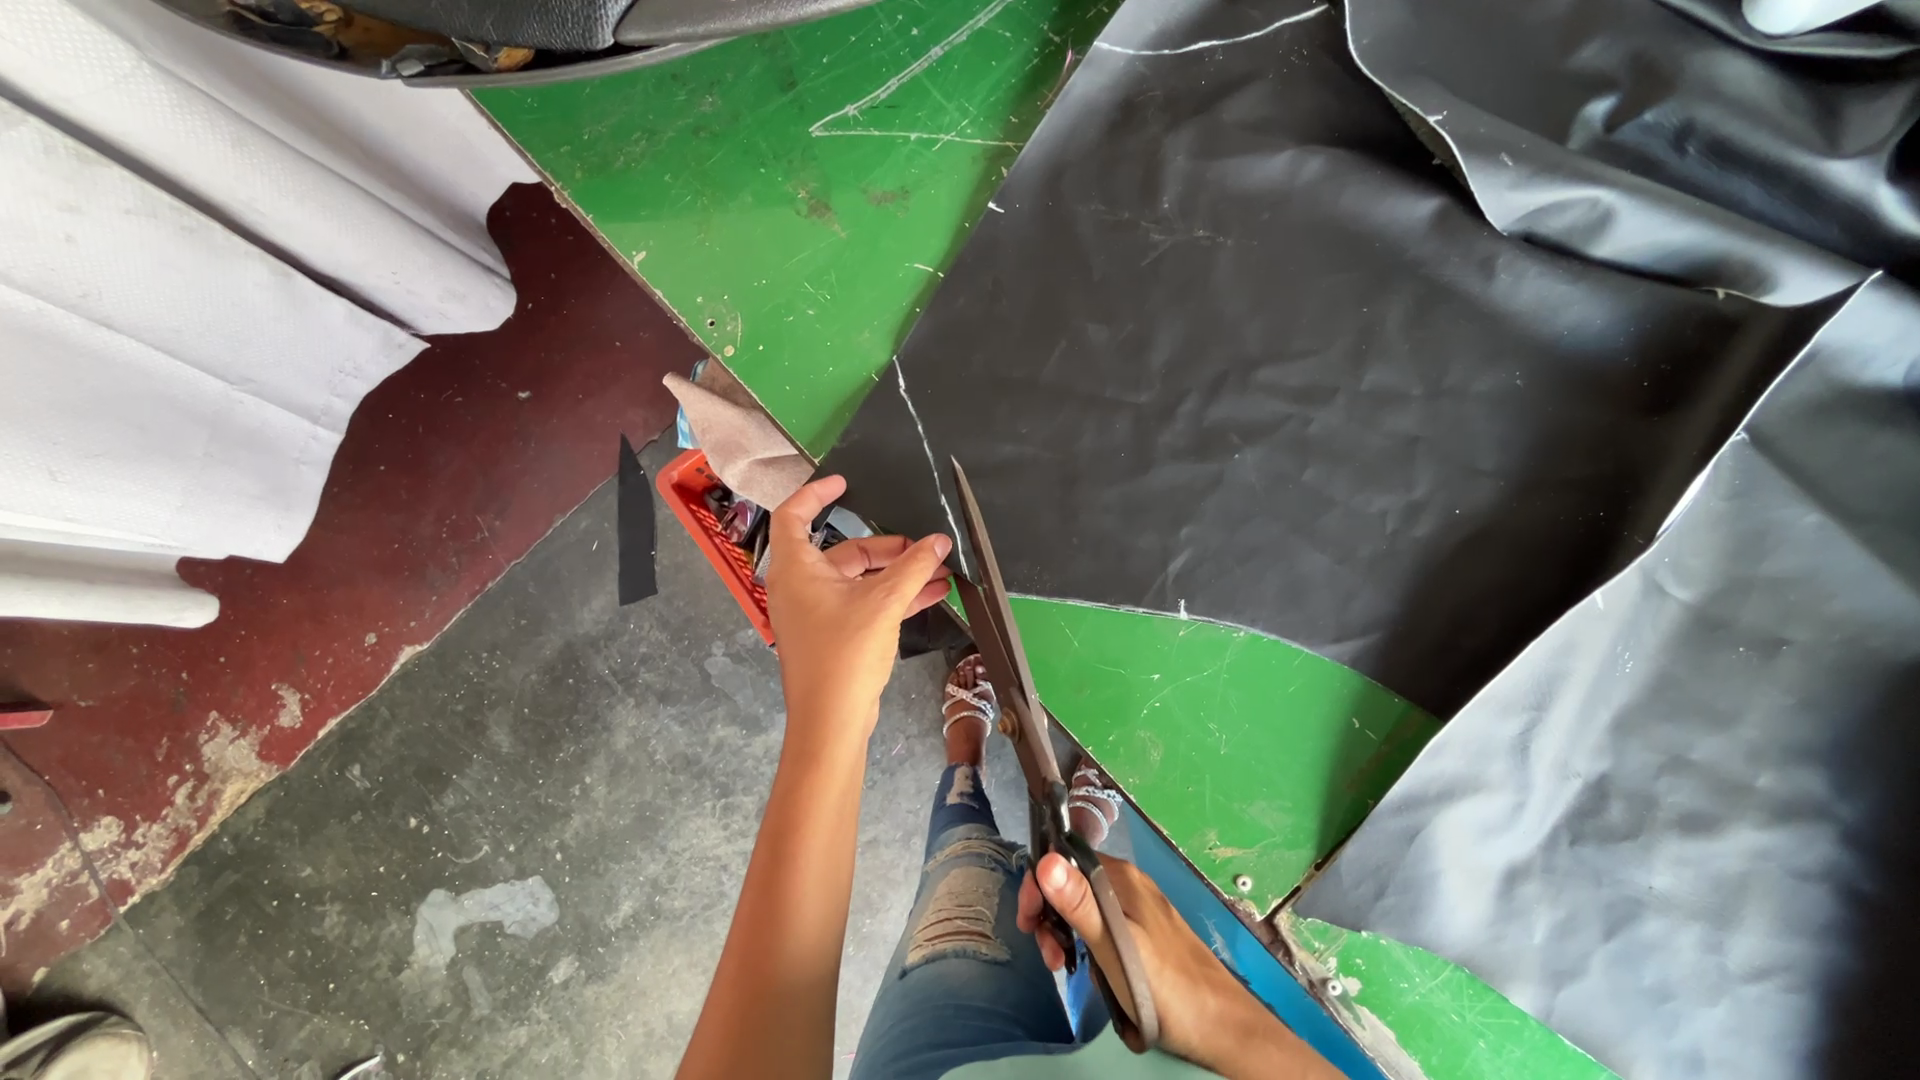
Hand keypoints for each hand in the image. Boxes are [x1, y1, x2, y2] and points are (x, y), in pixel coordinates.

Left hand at [764, 476, 952, 747]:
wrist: (831, 720)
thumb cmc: (845, 653)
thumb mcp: (884, 603)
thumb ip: (913, 567)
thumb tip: (939, 541)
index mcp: (796, 569)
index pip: (794, 515)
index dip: (816, 494)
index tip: (844, 484)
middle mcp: (800, 586)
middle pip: (843, 551)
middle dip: (886, 548)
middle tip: (923, 548)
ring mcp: (816, 613)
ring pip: (858, 580)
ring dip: (897, 575)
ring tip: (939, 571)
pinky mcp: (832, 635)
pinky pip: (863, 603)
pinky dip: (893, 597)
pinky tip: (933, 595)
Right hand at [1019, 853, 1339, 1078]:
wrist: (1223, 1026)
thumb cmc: (1165, 986)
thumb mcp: (1114, 946)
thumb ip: (1079, 903)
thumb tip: (1045, 859)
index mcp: (1121, 877)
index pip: (1063, 859)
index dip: (1039, 886)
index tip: (1028, 922)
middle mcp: (1128, 883)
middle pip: (1072, 883)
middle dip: (1050, 913)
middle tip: (1048, 954)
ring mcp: (1137, 908)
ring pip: (1085, 906)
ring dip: (1065, 932)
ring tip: (1064, 966)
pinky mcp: (1143, 931)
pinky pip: (1102, 924)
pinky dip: (1087, 942)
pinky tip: (1090, 968)